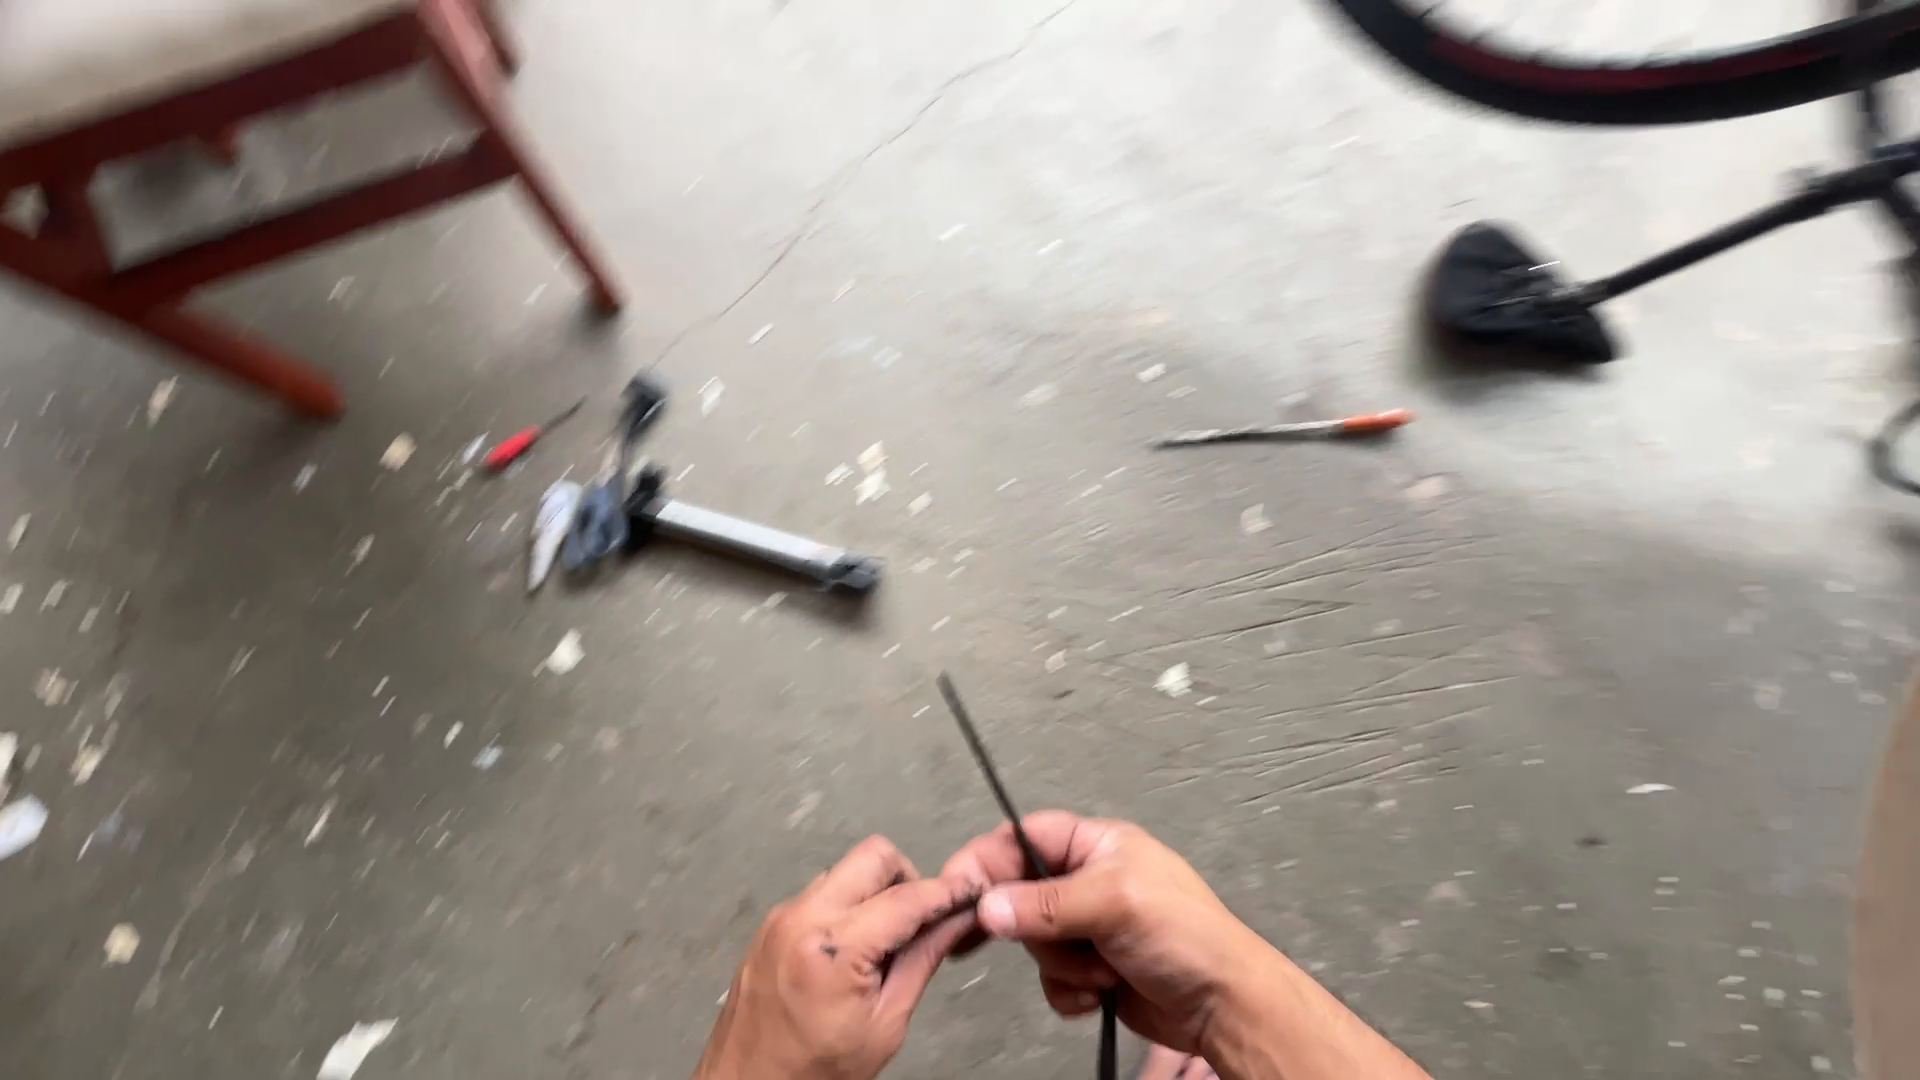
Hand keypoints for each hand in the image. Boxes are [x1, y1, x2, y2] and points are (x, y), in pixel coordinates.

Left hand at [695, 836, 982, 1079]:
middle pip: (875, 855)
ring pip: (848, 868)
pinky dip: (849, 904)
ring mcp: (783, 916)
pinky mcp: (774, 921)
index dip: (946, 892)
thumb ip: (922, 962)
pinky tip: (855, 946)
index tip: (969, 892)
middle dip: (908, 877)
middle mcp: (802, 918)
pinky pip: (824, 889)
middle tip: (922, 915)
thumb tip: (955, 922)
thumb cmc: (808, 1075)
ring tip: (884, 940)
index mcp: (832, 949)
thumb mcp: (884, 1027)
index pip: (906, 898)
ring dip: (877, 890)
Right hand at [941, 812, 1270, 1055]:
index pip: (1024, 838)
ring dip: (1063, 963)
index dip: (988, 858)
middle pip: (1022, 893)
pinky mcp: (1090, 966)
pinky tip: (1103, 991)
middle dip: (1038, 927)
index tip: (958, 887)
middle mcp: (1086, 879)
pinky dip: (1070, 989)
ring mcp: (1087, 924)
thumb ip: (1047, 904)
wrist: (1224, 1006)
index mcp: (1094, 844)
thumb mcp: (1114, 903)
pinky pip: (1050, 976)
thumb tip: (987, 907)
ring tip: (1103, 968)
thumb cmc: (1184, 934)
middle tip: (1055, 941)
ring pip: (1035, 940)